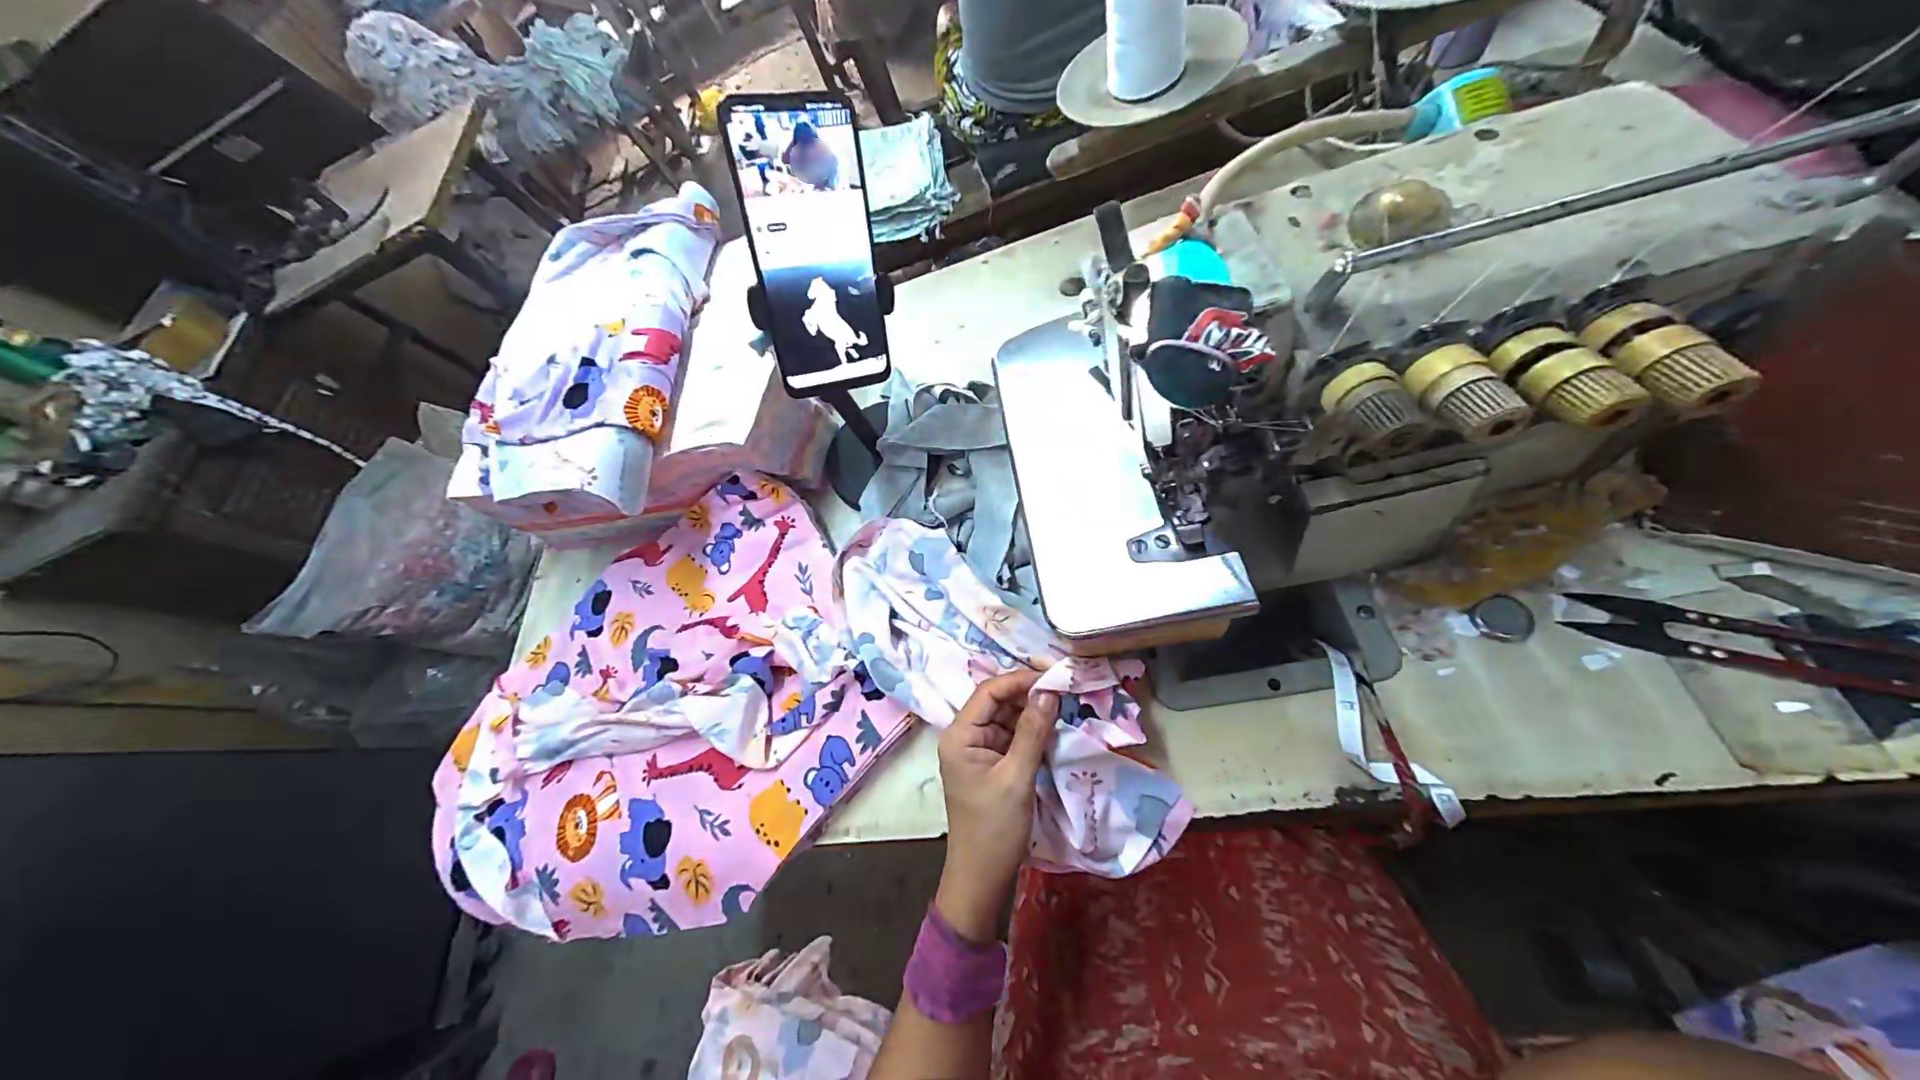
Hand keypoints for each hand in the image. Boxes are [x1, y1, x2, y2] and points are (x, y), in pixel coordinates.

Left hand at [933, 670, 1056, 942]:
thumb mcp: (1017, 777)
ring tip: (1065, 704)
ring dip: (1032, 712)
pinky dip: (1031, 732)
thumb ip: (1032, 732)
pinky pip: (1012, 737)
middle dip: (1029, 694)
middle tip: (1066, 689)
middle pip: (997, 702)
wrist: (982, 877)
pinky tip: (1054, 728)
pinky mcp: (992, 765)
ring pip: (1007, 718)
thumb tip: (1049, 692)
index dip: (1020, 680)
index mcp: (960, 735)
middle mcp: (965, 737)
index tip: (1053, 676)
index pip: (989, 692)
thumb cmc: (994, 828)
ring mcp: (978, 751)